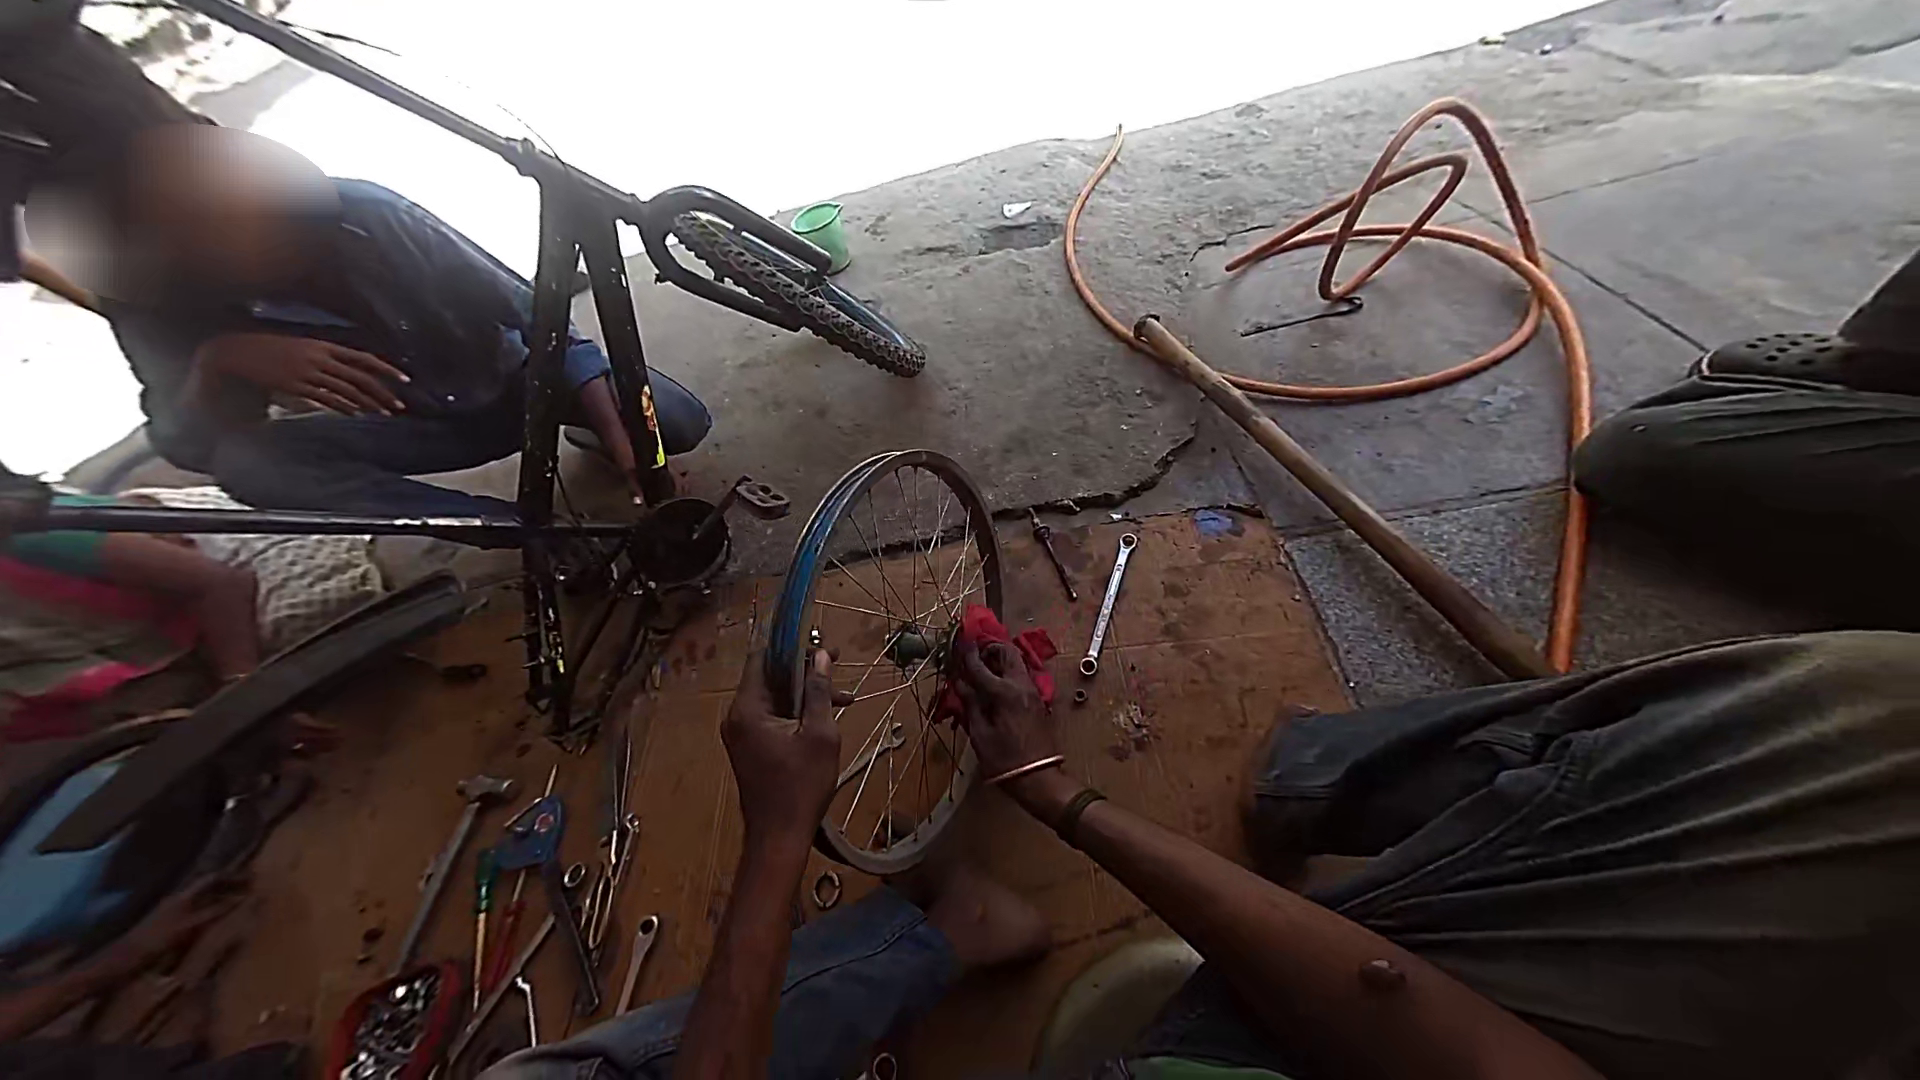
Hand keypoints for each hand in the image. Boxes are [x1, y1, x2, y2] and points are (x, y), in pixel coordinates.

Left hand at [119, 874, 246, 963]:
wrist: (113, 966)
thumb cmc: (152, 943)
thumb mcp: (188, 927)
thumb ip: (217, 911)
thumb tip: (245, 897)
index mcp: (182, 897)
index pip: (213, 877)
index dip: (235, 875)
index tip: (255, 878)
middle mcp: (177, 900)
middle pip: (208, 886)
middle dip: (231, 885)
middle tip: (252, 888)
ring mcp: (171, 913)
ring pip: (203, 898)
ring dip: (222, 897)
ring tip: (239, 902)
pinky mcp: (167, 925)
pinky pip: (196, 910)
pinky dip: (212, 909)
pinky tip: (217, 918)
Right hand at [197, 332, 408, 414]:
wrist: (229, 353)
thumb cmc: (268, 349)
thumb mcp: (300, 346)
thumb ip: (327, 356)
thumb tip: (353, 370)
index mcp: (321, 346)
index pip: (363, 358)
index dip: (387, 369)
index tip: (407, 380)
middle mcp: (317, 359)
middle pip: (360, 379)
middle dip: (383, 394)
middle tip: (399, 406)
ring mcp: (305, 373)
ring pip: (347, 391)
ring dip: (368, 404)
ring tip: (383, 413)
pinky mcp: (294, 386)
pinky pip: (326, 399)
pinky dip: (344, 407)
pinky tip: (356, 413)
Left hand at [723, 649, 840, 848]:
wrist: (780, 837)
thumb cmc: (801, 786)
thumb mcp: (818, 734)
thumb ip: (818, 692)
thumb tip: (820, 656)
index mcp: (748, 709)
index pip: (762, 658)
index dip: (790, 646)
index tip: (819, 642)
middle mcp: (739, 716)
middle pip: (771, 677)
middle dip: (805, 669)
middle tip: (836, 662)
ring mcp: (744, 733)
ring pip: (777, 697)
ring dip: (807, 692)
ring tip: (842, 696)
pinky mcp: (753, 746)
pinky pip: (775, 715)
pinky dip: (799, 711)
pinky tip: (827, 715)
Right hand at [955, 640, 1057, 778]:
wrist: (1039, 778)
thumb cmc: (1005, 760)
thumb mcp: (980, 734)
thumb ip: (971, 704)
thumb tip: (960, 683)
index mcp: (1004, 693)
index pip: (980, 666)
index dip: (967, 653)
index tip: (959, 640)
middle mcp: (1021, 685)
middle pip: (1006, 652)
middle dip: (989, 649)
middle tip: (973, 657)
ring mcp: (1032, 691)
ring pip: (1016, 662)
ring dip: (999, 659)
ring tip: (982, 670)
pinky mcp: (1037, 700)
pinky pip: (1020, 675)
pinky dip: (1007, 671)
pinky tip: (995, 685)